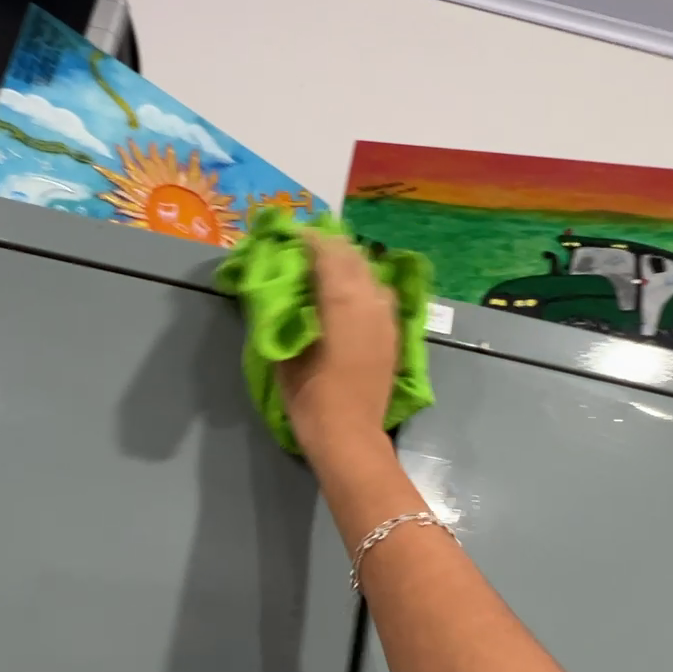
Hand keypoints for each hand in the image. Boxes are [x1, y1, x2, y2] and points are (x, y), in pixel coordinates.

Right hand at [277, 231, 399, 458]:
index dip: (310, 240)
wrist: (350, 437)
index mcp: (341, 304)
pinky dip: (364, 285)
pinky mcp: (394, 336)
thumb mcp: (287, 357)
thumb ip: (285, 320)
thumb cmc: (311, 400)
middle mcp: (369, 303)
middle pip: (354, 259)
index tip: (292, 234)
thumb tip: (279, 297)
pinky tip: (351, 292)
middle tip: (308, 245)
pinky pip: (381, 296)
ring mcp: (386, 319)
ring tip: (329, 266)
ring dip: (351, 264)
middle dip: (332, 247)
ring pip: (372, 275)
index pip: (328, 256)